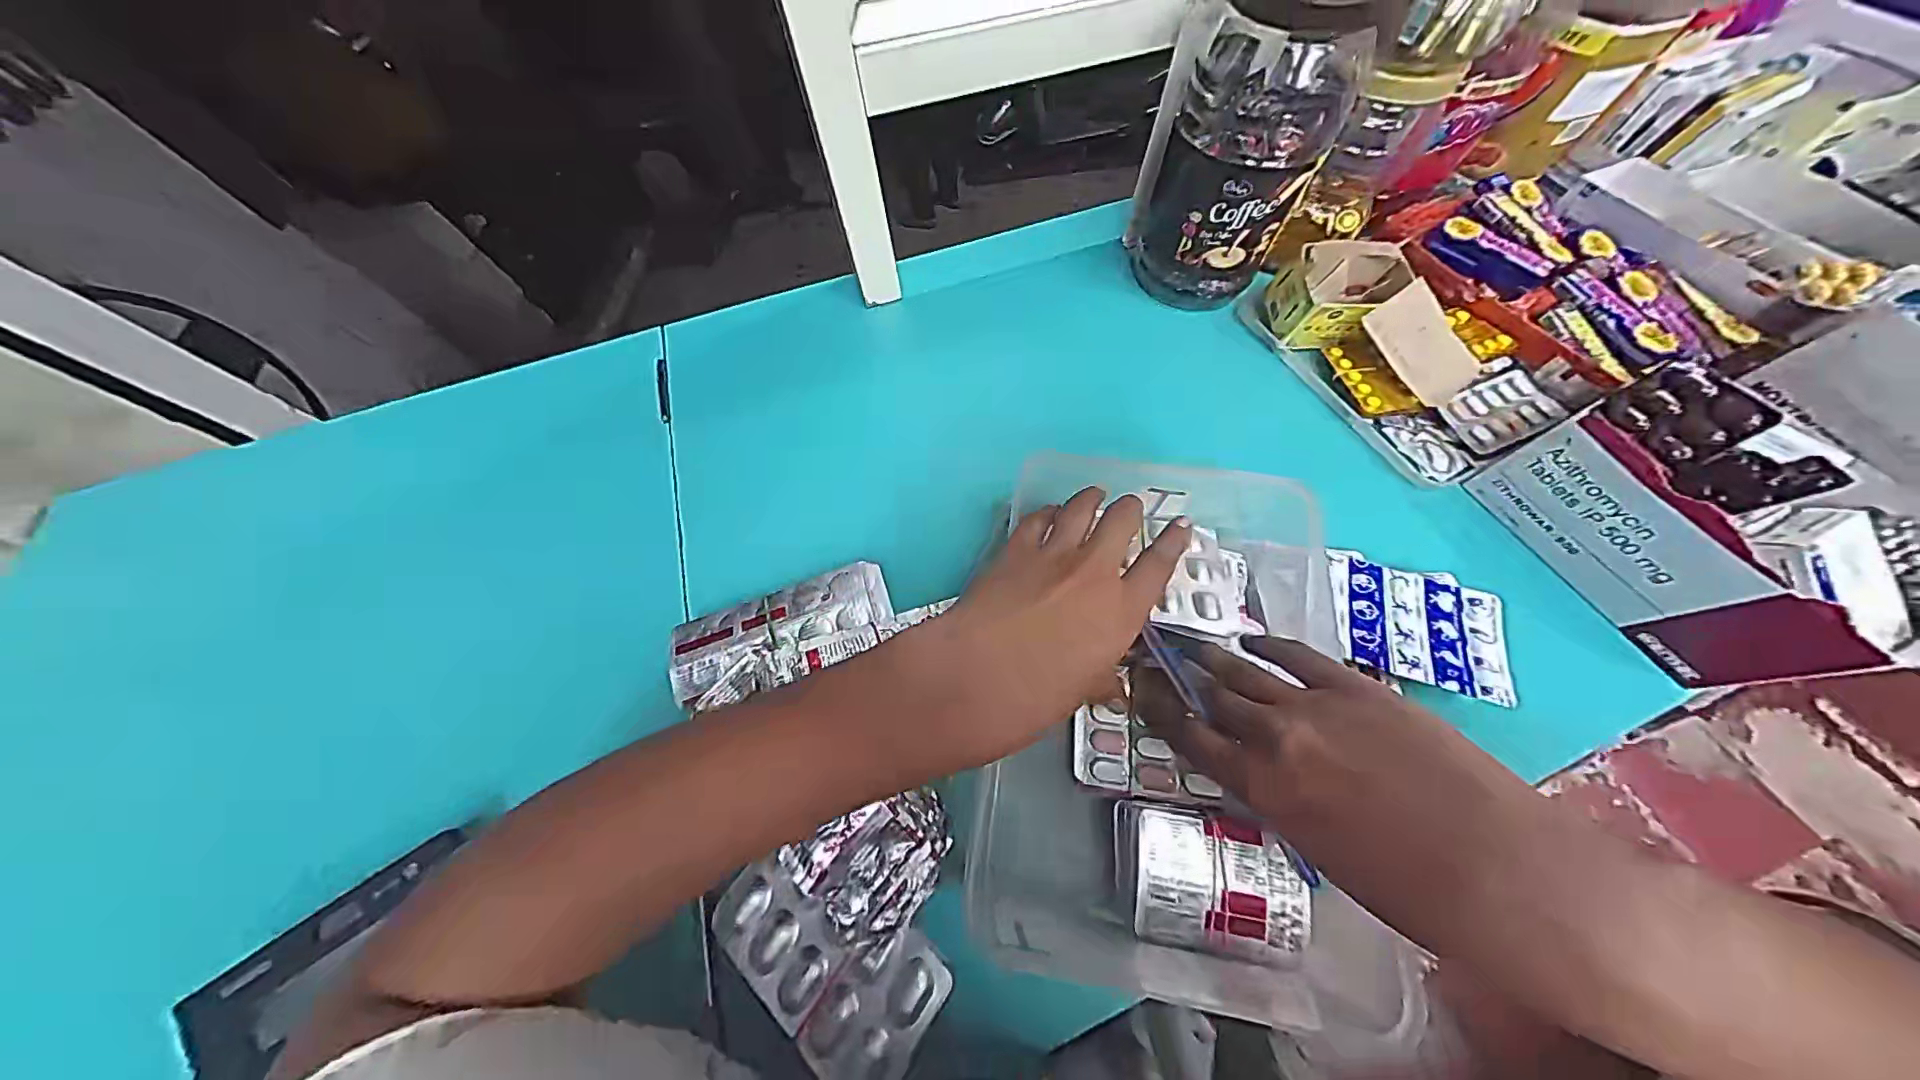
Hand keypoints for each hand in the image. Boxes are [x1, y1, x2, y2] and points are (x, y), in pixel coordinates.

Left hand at [882, 487, 1188, 773]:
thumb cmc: (1037, 697)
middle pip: (1121, 521)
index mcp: (1122, 611)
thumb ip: (1101, 676)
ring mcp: (1053, 555)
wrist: (977, 676)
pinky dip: (1047, 513)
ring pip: (1080, 508)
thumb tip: (1110, 684)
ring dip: (1090, 499)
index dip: (1173, 542)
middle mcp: (1094, 573)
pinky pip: (1037, 519)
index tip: (1180, 526)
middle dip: (1129, 510)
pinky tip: (1047, 514)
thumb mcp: (1083, 690)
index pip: (1159, 566)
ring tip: (1093, 495)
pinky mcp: (1014, 549)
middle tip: (1129, 508)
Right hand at [1133, 637, 1543, 918]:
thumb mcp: (1315, 849)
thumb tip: (1260, 775)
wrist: (1501, 868)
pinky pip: (1298, 656)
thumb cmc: (1405, 886)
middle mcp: (1276, 738)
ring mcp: (1316, 705)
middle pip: (1214, 697)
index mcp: (1261, 787)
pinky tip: (1253, 639)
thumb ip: (1277, 802)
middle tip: (1160, 663)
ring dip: (1215, 658)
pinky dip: (1269, 645)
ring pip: (1247, 671)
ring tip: (1192, 646)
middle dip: (1180, 679)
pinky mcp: (1357, 687)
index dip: (1161, 710)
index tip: (1144, 691)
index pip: (1190, 737)